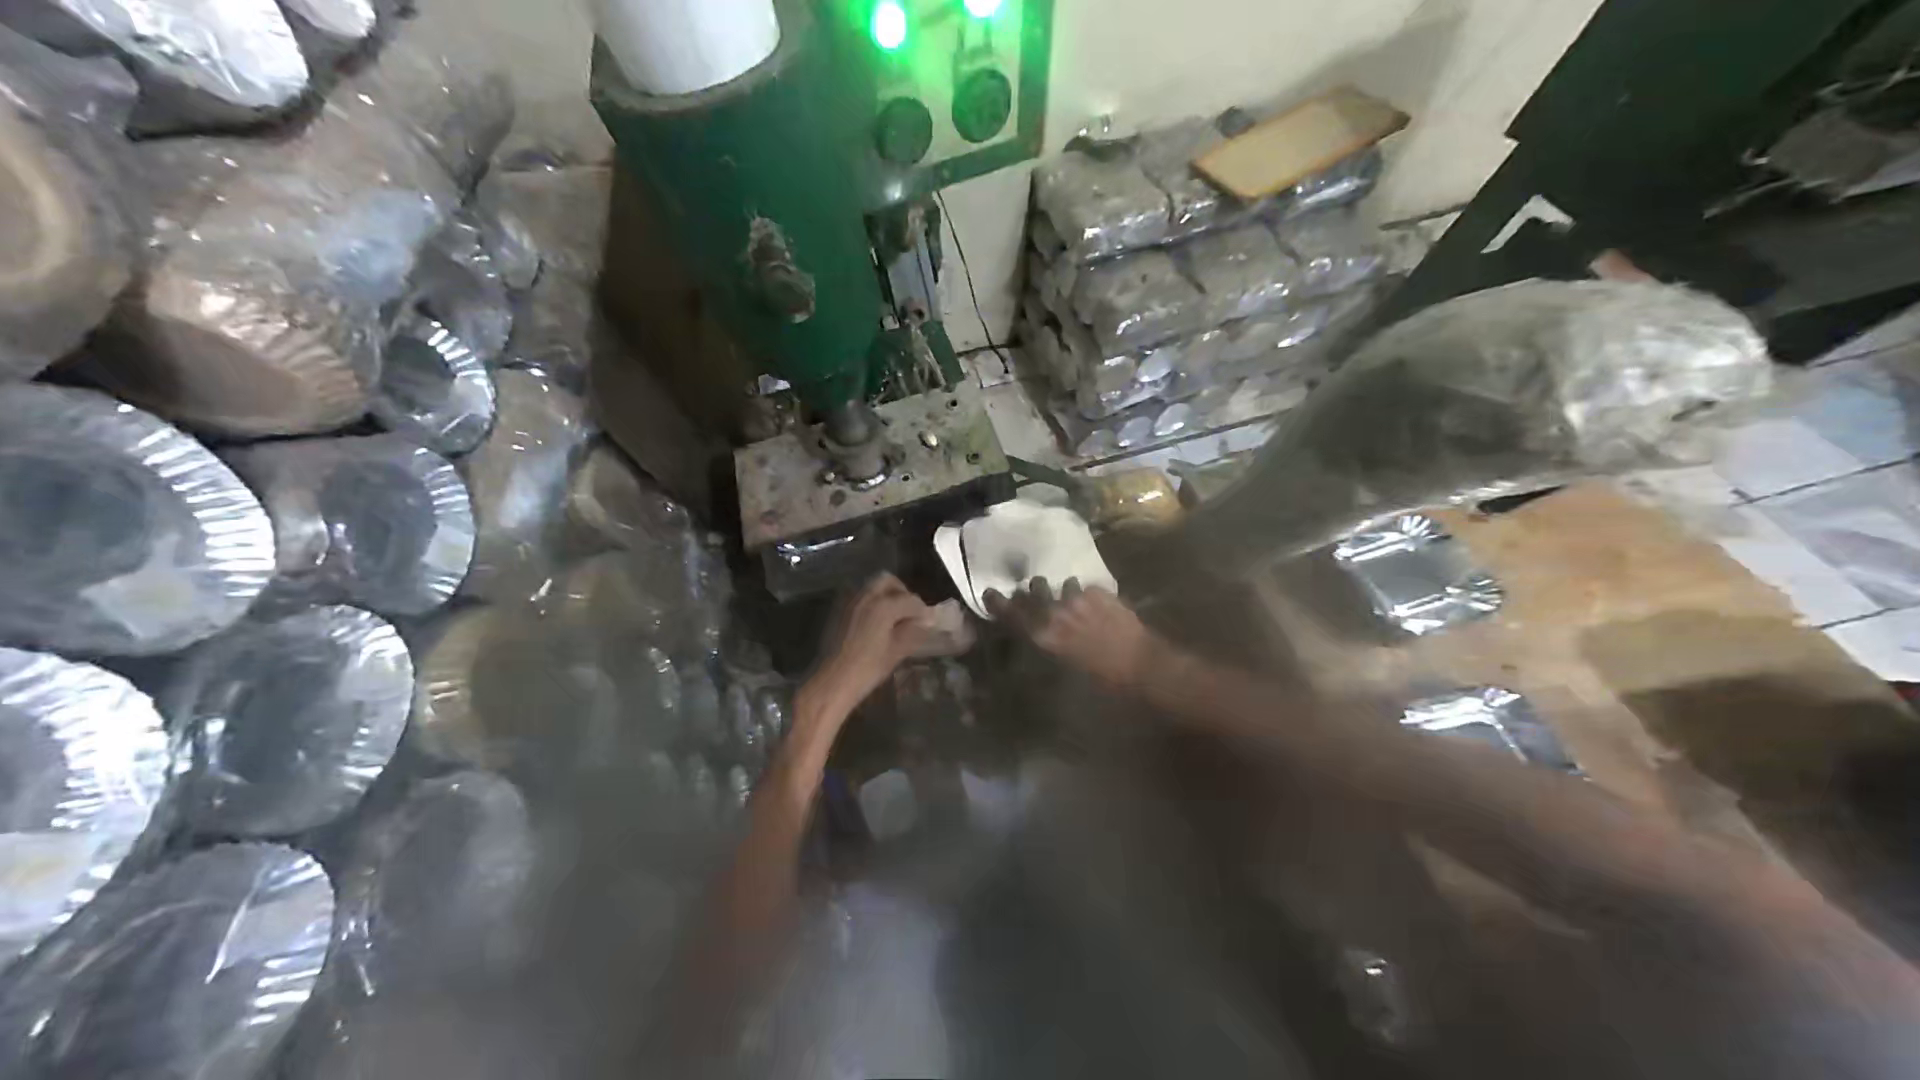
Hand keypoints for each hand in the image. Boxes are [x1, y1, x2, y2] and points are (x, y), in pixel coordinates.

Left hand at [808, 573, 939, 714]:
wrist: (832, 681)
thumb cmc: (868, 669)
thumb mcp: (897, 651)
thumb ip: (913, 631)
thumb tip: (927, 621)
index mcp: (884, 605)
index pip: (910, 599)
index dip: (922, 610)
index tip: (928, 621)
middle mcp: (866, 595)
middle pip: (888, 581)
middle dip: (902, 593)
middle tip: (910, 613)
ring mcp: (850, 601)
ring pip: (872, 587)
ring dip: (886, 596)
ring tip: (893, 618)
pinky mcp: (839, 610)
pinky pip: (860, 597)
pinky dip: (872, 603)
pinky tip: (876, 623)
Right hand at [984, 578, 1157, 689]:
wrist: (1145, 668)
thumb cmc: (1103, 688)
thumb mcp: (1065, 681)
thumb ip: (1048, 657)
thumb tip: (1040, 649)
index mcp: (1042, 636)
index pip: (1009, 612)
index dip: (997, 602)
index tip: (990, 593)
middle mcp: (1056, 612)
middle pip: (1034, 590)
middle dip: (1032, 592)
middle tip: (1034, 596)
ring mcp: (1081, 599)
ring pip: (1063, 585)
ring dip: (1062, 592)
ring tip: (1069, 602)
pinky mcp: (1104, 594)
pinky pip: (1088, 589)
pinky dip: (1088, 596)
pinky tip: (1095, 607)